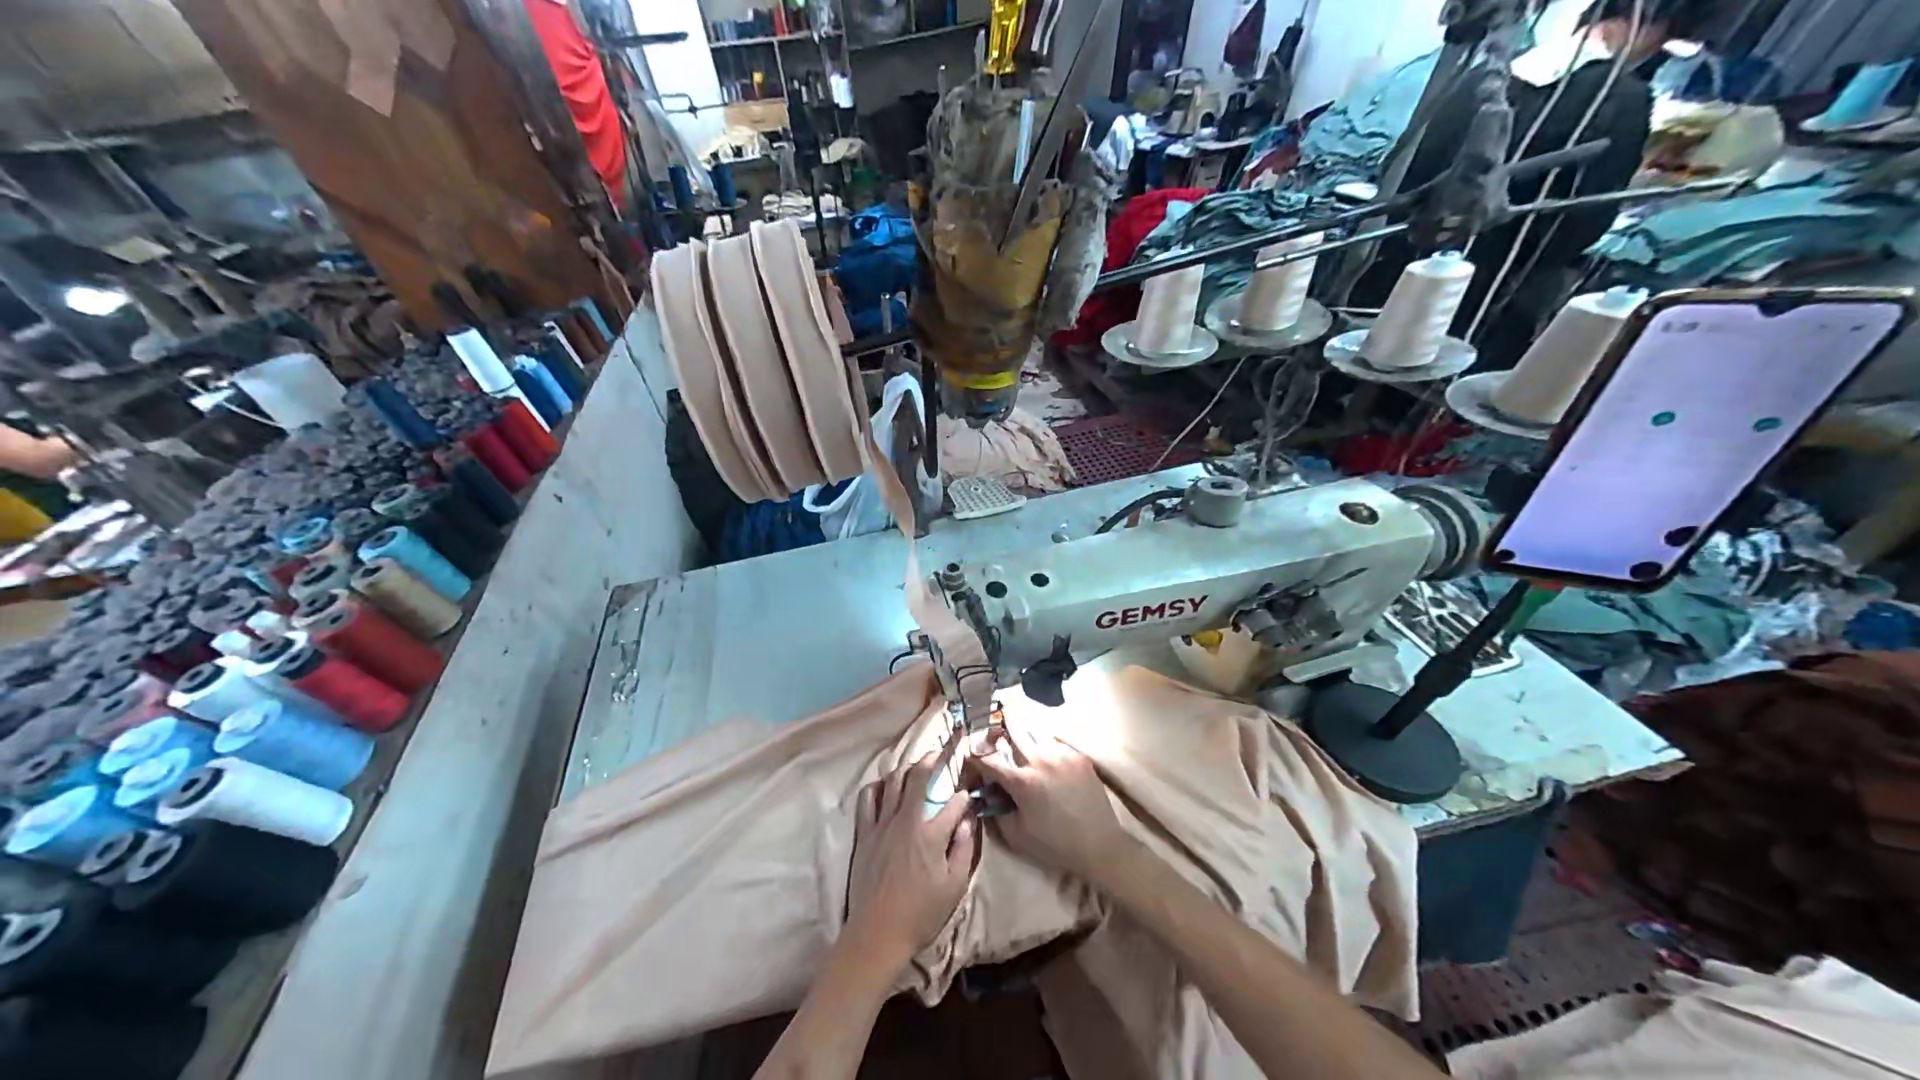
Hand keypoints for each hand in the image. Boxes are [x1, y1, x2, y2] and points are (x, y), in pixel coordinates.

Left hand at [843, 751, 979, 968]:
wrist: (877, 933)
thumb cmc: (920, 914)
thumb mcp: (954, 887)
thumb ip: (963, 849)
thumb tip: (966, 821)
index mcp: (930, 835)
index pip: (952, 803)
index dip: (964, 796)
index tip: (968, 795)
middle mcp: (905, 821)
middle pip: (917, 777)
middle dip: (931, 760)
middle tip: (939, 752)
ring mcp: (881, 825)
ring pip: (891, 782)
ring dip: (905, 768)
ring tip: (913, 764)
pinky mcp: (864, 833)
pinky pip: (867, 798)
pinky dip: (877, 786)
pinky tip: (884, 786)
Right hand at [970, 726, 1130, 882]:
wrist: (1100, 846)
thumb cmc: (1054, 845)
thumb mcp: (1016, 835)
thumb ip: (995, 810)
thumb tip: (986, 792)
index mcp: (1022, 780)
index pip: (988, 759)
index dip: (975, 758)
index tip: (971, 758)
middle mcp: (1040, 760)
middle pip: (1013, 728)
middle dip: (999, 727)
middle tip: (994, 729)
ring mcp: (1062, 755)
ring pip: (1035, 731)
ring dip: (1023, 734)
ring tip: (1020, 740)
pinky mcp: (1079, 757)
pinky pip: (1056, 743)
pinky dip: (1045, 746)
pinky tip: (1046, 757)